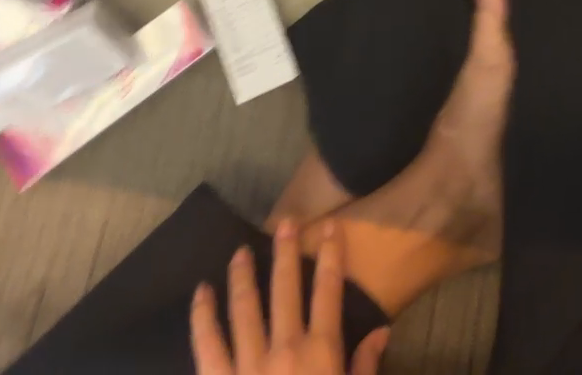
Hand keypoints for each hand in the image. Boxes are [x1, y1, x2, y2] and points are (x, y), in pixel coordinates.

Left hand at [191, 218, 390, 374]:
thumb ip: (365, 368)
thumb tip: (380, 331)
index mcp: (321, 353)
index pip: (328, 292)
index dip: (331, 257)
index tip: (331, 228)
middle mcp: (285, 350)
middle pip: (285, 289)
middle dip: (286, 253)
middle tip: (286, 222)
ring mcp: (247, 366)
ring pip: (244, 307)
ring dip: (244, 275)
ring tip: (242, 251)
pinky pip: (206, 343)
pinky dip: (202, 314)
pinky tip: (201, 292)